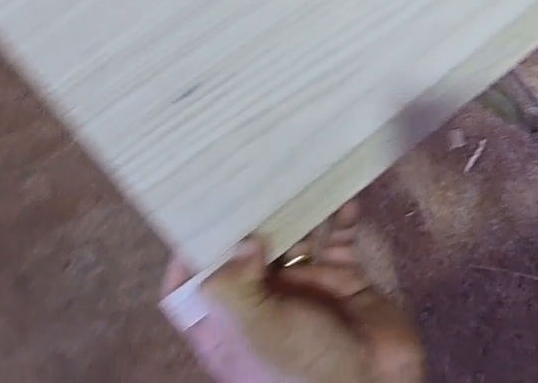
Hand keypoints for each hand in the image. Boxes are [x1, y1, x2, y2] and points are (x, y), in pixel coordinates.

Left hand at [159, 203, 423, 382]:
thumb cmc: (302, 369)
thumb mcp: (258, 336)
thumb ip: (236, 289)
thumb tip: (242, 239)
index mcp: (227, 326)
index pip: (191, 288)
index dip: (190, 253)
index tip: (200, 210)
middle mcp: (262, 303)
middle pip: (247, 253)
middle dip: (254, 218)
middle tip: (261, 174)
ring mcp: (305, 288)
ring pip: (295, 237)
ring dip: (301, 211)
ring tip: (306, 177)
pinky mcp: (343, 278)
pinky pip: (340, 239)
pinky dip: (343, 217)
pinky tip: (347, 200)